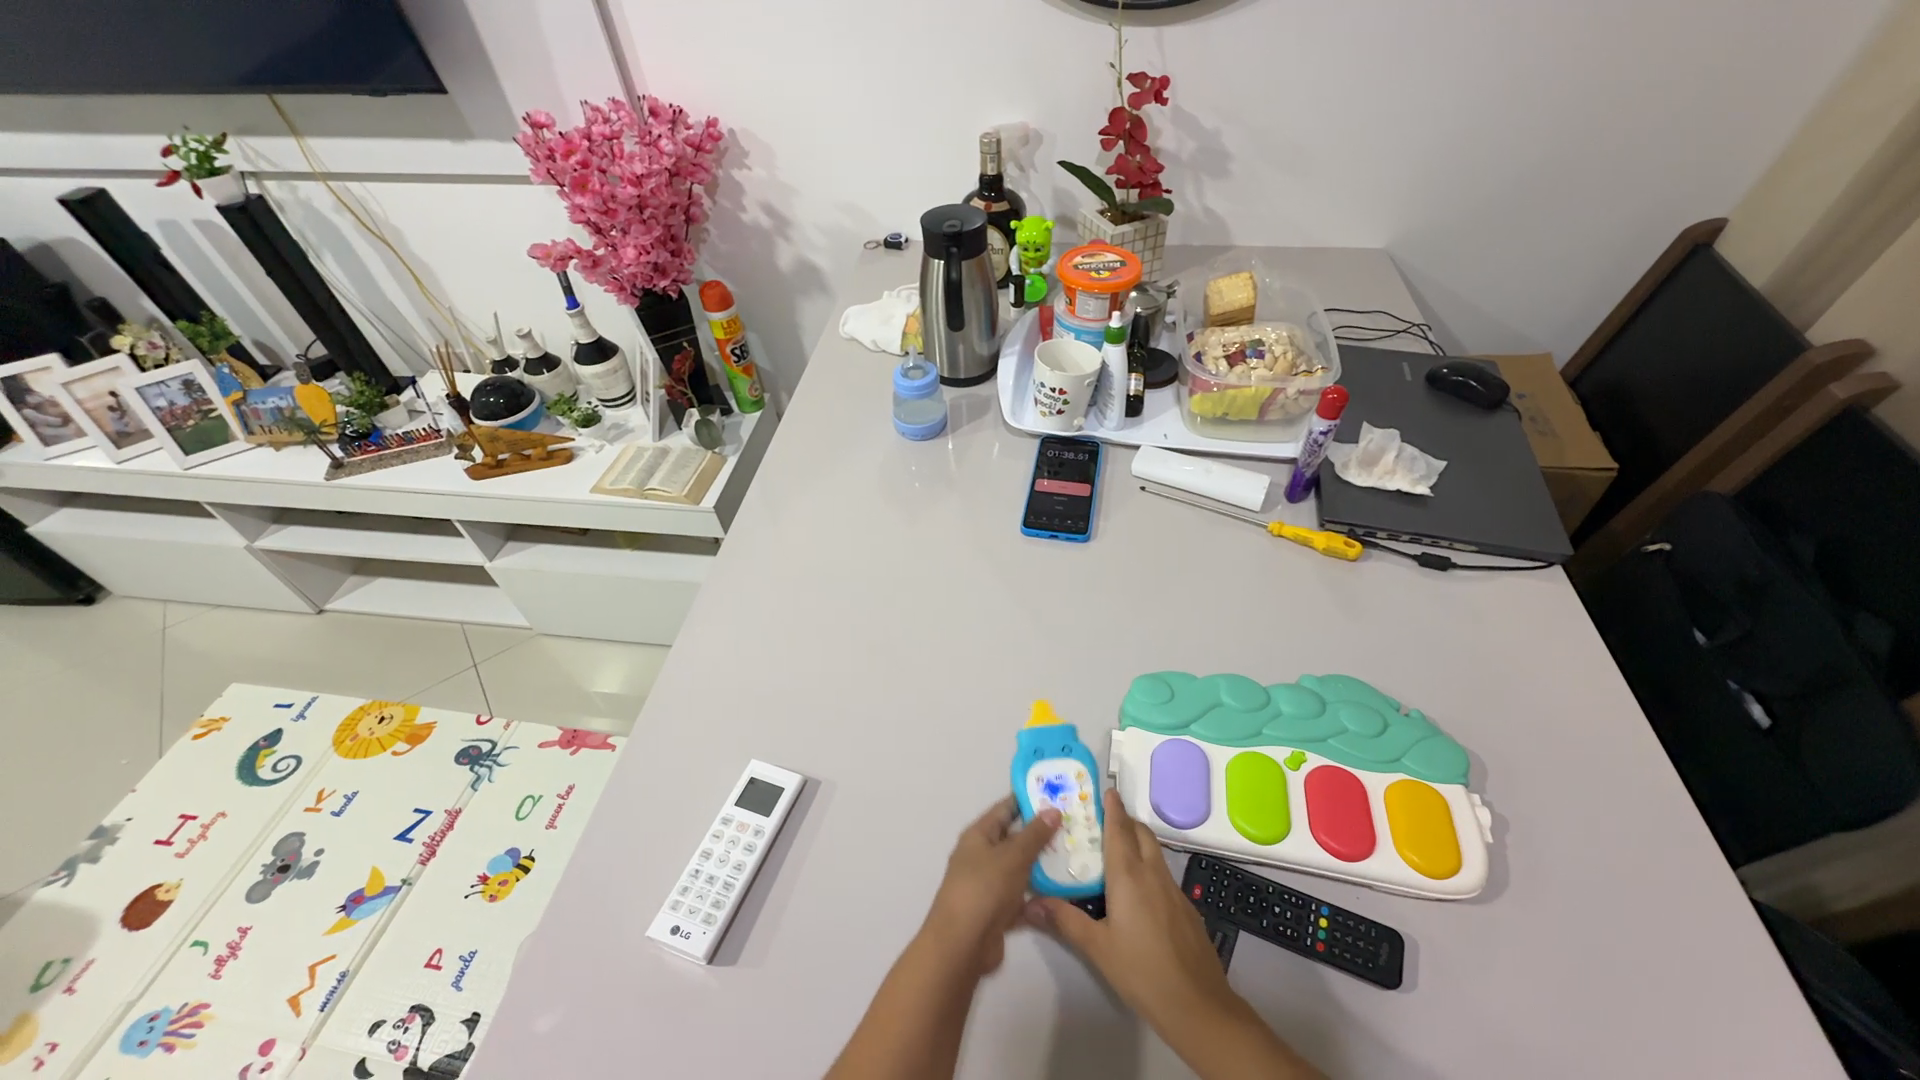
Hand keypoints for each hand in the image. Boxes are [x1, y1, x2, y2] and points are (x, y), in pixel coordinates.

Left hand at [921, 797, 1060, 976]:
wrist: (963, 944)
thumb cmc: (984, 889)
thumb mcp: (1012, 856)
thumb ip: (1034, 834)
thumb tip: (1053, 809)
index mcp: (978, 836)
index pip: (1005, 809)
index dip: (1028, 799)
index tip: (1057, 793)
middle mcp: (982, 856)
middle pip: (1015, 839)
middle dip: (1042, 833)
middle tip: (1075, 825)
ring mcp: (990, 885)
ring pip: (1021, 868)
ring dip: (1044, 864)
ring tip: (1076, 854)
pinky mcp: (999, 910)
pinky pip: (1023, 895)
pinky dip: (1040, 893)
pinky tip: (1066, 889)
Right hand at [1025, 789, 1236, 1027]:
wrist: (1197, 1003)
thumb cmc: (1141, 971)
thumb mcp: (1096, 947)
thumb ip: (1064, 920)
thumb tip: (1029, 902)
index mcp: (1129, 877)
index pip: (1120, 831)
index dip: (1113, 809)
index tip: (1107, 790)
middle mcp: (1154, 875)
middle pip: (1142, 835)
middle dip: (1126, 821)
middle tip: (1106, 819)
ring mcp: (1174, 892)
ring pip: (1156, 854)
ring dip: (1139, 843)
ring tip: (1117, 850)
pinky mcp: (1186, 909)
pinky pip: (1164, 876)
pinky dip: (1149, 868)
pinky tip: (1138, 892)